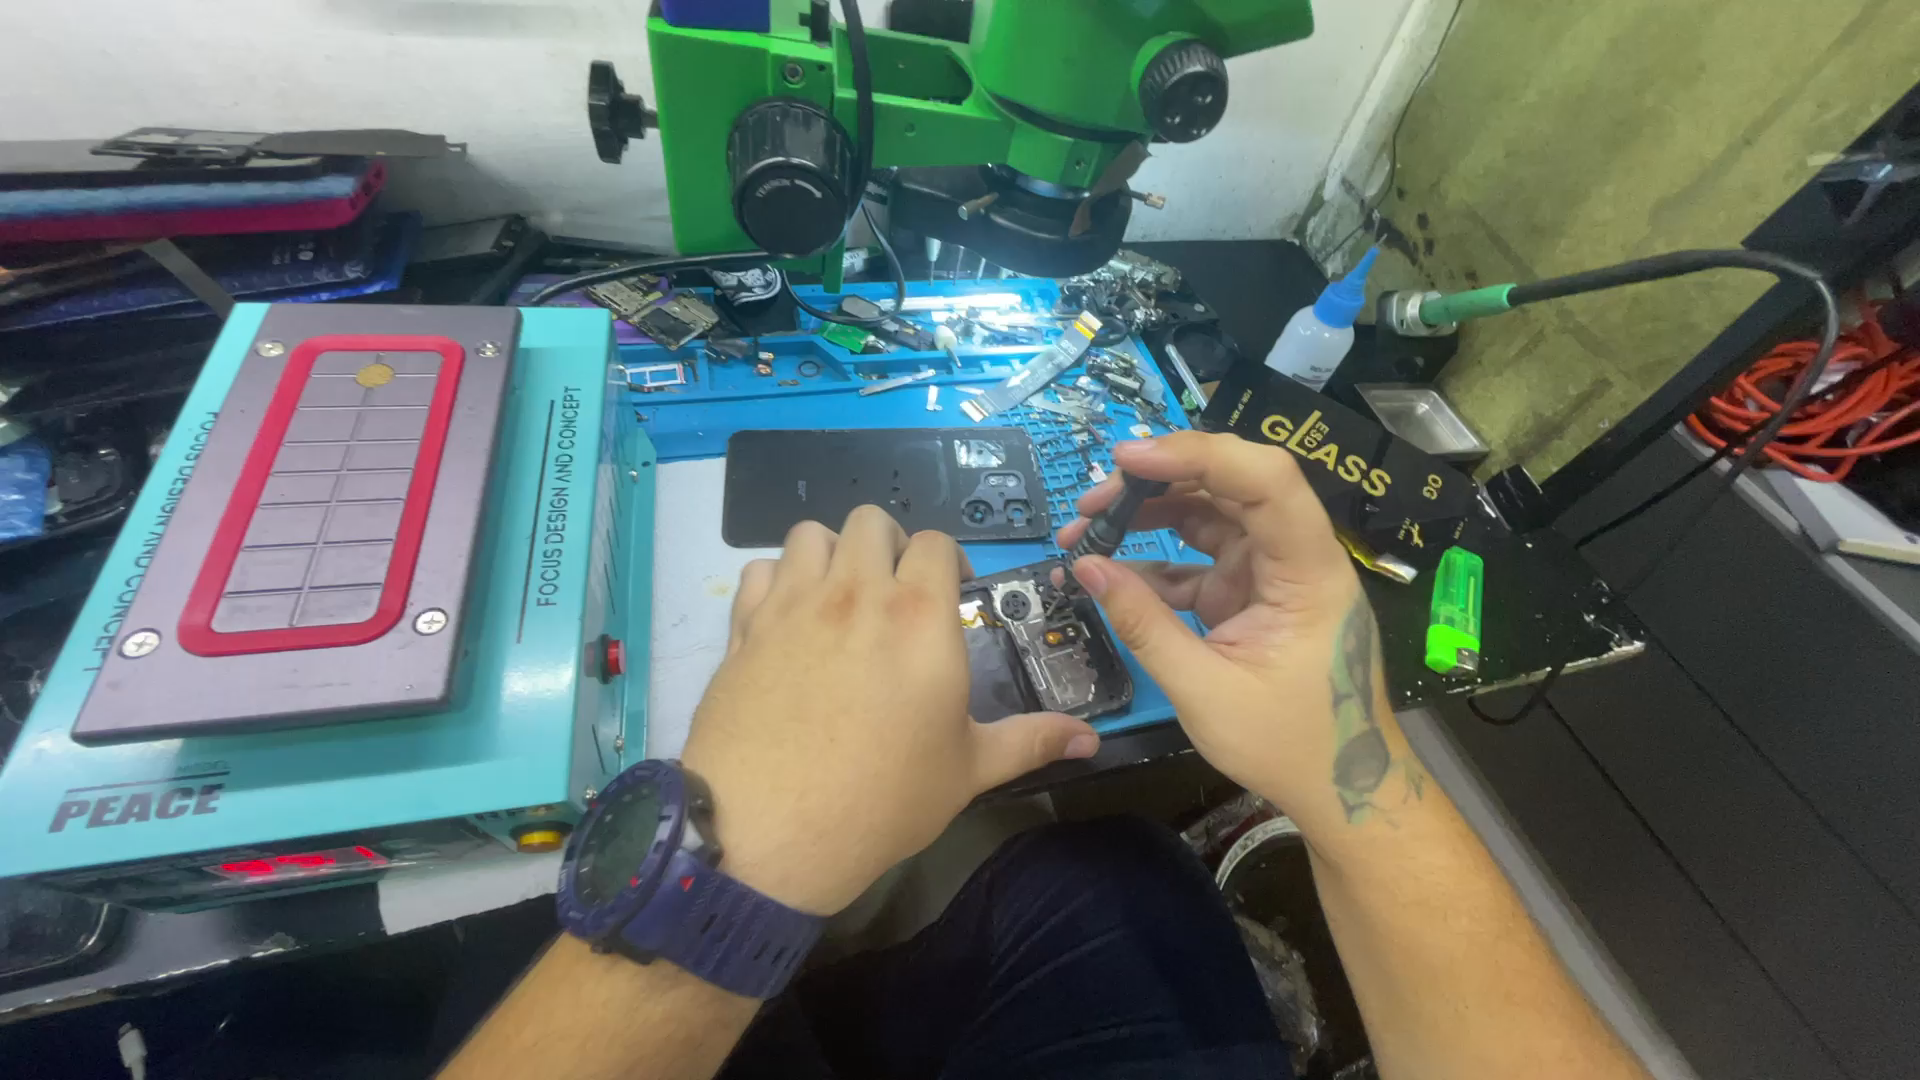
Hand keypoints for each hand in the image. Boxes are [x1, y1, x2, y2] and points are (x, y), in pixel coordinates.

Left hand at [682, 506, 1099, 914]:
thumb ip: (1031, 741)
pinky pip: (759, 570)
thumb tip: (1092, 739)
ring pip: (811, 534)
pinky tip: (787, 619)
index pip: (937, 543)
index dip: (948, 561)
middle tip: (894, 591)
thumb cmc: (882, 800)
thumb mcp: (968, 771)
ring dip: (832, 552)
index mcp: (919, 616)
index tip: (950, 593)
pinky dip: (776, 581)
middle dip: (889, 545)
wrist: (768, 834)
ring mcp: (793, 604)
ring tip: (840, 595)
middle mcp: (856, 592)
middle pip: (871, 521)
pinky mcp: (746, 626)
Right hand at [1057, 432, 1421, 834]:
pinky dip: (1151, 559)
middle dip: (1155, 481)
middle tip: (1088, 503)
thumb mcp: (1205, 690)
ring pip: (1207, 514)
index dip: (1196, 455)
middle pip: (1228, 485)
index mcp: (1307, 571)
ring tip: (1084, 529)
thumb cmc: (1290, 746)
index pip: (1264, 481)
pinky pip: (1195, 557)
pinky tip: (1108, 571)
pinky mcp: (1247, 591)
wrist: (1342, 790)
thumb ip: (1143, 624)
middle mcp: (1292, 555)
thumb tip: (1084, 566)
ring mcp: (1268, 571)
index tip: (1127, 460)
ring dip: (1146, 513)